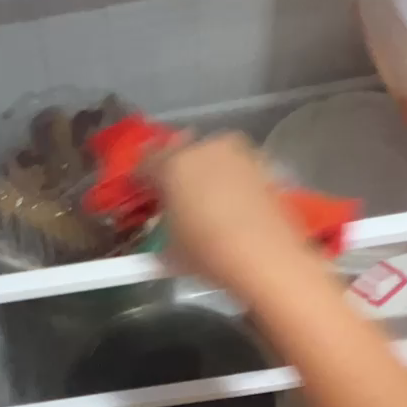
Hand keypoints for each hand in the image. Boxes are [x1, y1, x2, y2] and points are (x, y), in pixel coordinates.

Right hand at [149, 133, 325, 297]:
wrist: (266, 257)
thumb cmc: (208, 253)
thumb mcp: (171, 250)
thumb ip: (162, 229)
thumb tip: (166, 226)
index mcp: (172, 166)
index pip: (146, 164)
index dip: (140, 179)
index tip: (140, 190)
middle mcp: (203, 148)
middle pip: (181, 152)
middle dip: (175, 169)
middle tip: (173, 192)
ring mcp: (236, 153)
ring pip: (211, 155)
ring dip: (204, 171)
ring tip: (204, 197)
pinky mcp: (262, 164)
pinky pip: (235, 168)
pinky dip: (229, 180)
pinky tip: (230, 202)